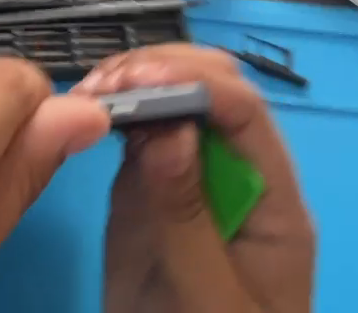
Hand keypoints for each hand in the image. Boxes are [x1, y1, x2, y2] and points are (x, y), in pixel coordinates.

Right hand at [77, 45, 314, 312]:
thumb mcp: (210, 297)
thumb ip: (189, 216)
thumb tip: (169, 127)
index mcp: (271, 199)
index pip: (245, 113)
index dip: (195, 82)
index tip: (137, 81)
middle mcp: (232, 169)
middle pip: (213, 86)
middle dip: (160, 68)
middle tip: (106, 83)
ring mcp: (189, 171)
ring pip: (172, 93)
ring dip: (132, 77)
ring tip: (89, 89)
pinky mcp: (148, 180)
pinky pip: (137, 124)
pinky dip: (111, 103)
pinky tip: (85, 105)